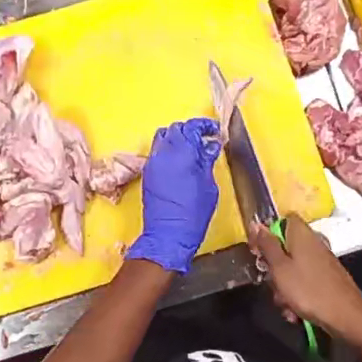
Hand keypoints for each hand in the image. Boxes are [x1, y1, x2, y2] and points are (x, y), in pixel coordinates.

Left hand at [127, 118, 220, 273]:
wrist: (168, 235)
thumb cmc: (193, 213)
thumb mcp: (208, 185)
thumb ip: (207, 161)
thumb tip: (210, 145)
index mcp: (180, 153)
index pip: (190, 127)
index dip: (204, 126)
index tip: (214, 131)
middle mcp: (162, 154)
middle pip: (174, 130)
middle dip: (189, 131)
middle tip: (204, 140)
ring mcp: (151, 164)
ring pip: (162, 139)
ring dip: (176, 140)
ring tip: (192, 151)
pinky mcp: (147, 174)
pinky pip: (157, 153)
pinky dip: (168, 151)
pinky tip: (180, 163)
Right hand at [250, 216, 361, 348]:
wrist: (345, 316)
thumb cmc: (308, 290)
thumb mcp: (279, 268)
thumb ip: (267, 245)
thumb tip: (256, 223)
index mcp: (302, 235)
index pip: (283, 220)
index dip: (267, 232)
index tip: (257, 250)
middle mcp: (314, 244)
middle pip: (285, 247)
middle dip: (274, 267)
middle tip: (271, 282)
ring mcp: (322, 261)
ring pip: (292, 268)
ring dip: (283, 286)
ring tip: (285, 304)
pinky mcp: (327, 278)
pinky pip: (304, 281)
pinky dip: (297, 294)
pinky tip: (295, 311)